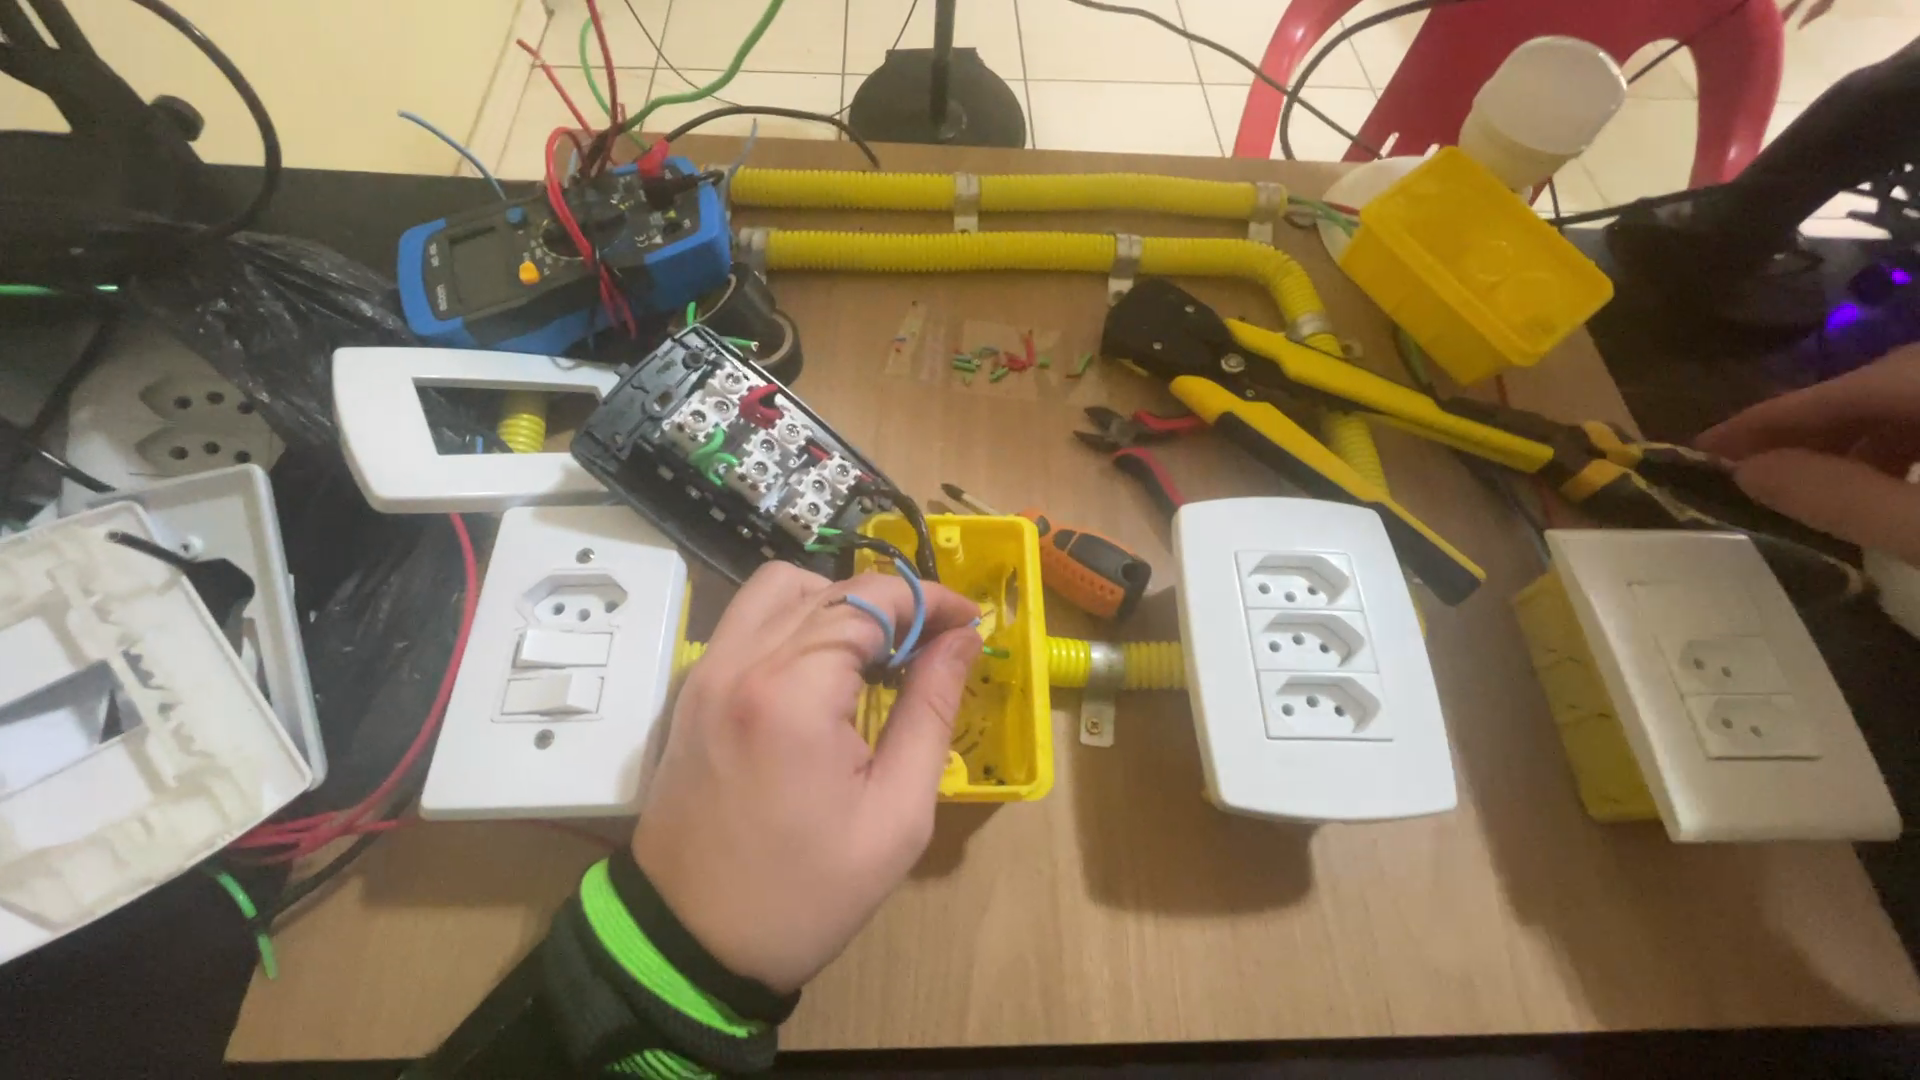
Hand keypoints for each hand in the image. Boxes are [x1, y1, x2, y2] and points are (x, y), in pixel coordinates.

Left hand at [631, 562, 980, 993]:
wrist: (688, 944)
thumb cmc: (807, 893)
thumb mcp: (896, 813)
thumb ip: (932, 709)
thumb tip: (962, 640)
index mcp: (793, 694)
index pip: (871, 602)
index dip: (929, 599)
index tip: (970, 619)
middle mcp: (740, 662)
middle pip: (829, 588)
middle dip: (893, 601)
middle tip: (933, 641)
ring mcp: (705, 672)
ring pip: (779, 588)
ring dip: (838, 601)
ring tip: (876, 649)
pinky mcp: (692, 689)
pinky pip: (749, 619)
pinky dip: (797, 619)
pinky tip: (825, 667)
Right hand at [1697, 346, 1919, 563]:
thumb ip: (1845, 499)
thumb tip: (1747, 472)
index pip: (1851, 388)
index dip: (1770, 418)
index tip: (1701, 451)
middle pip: (1892, 377)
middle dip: (1814, 422)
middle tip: (1752, 468)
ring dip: (1864, 429)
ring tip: (1824, 479)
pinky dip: (1913, 434)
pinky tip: (1898, 474)